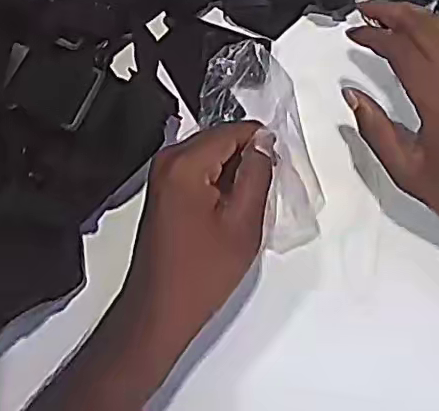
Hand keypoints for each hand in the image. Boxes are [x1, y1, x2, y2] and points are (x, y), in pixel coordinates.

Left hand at [115, 121, 275, 350]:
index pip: (231, 130)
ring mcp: (162, 173)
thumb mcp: (242, 223)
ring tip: (248, 202)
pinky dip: (216, 181)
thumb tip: (264, 143)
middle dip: (245, 156)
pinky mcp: (162, 188)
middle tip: (267, 185)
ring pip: (209, 154)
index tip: (279, 158)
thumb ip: (257, 174)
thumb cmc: (200, 274)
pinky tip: (228, 209)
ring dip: (231, 170)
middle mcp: (168, 159)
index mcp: (184, 162)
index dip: (260, 140)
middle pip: (218, 139)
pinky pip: (197, 169)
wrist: (160, 308)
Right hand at [345, 0, 438, 263]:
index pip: (400, 47)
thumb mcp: (410, 173)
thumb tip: (353, 96)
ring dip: (410, 14)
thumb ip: (376, 130)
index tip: (352, 34)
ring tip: (384, 14)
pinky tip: (415, 34)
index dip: (372, 35)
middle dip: (389, 10)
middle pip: (422, 25)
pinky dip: (429, 26)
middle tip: (363, 9)